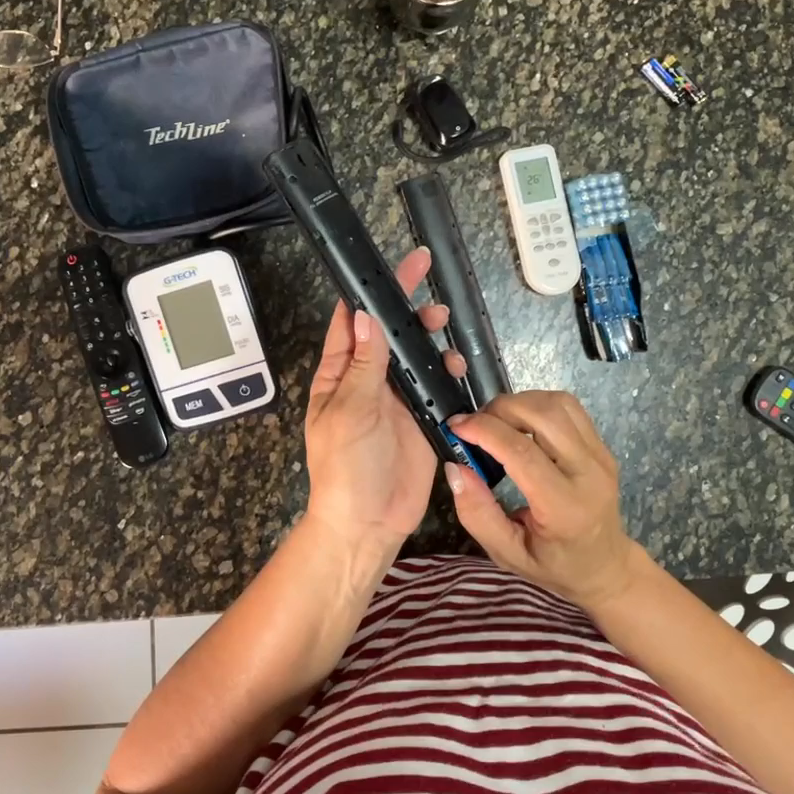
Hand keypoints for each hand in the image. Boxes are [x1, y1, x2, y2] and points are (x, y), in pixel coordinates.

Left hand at [303, 247, 464, 551]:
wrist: (366, 524)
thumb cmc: (344, 469)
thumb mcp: (349, 412)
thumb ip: (363, 365)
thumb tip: (363, 317)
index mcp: (339, 375)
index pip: (351, 322)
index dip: (369, 293)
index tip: (391, 269)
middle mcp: (367, 381)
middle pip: (389, 335)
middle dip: (407, 312)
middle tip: (430, 296)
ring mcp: (395, 400)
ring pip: (415, 357)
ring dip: (429, 339)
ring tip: (443, 326)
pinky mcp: (420, 419)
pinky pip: (435, 387)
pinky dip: (446, 372)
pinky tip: (454, 364)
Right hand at [445, 391, 649, 610]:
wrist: (605, 567)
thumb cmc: (553, 565)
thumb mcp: (507, 553)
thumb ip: (477, 513)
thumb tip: (455, 468)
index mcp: (565, 507)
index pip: (522, 452)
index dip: (485, 430)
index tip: (455, 426)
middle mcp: (589, 474)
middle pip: (543, 416)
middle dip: (500, 409)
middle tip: (474, 424)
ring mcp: (600, 456)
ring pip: (557, 404)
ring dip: (519, 403)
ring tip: (495, 422)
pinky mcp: (602, 446)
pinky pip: (569, 408)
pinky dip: (537, 405)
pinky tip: (520, 422)